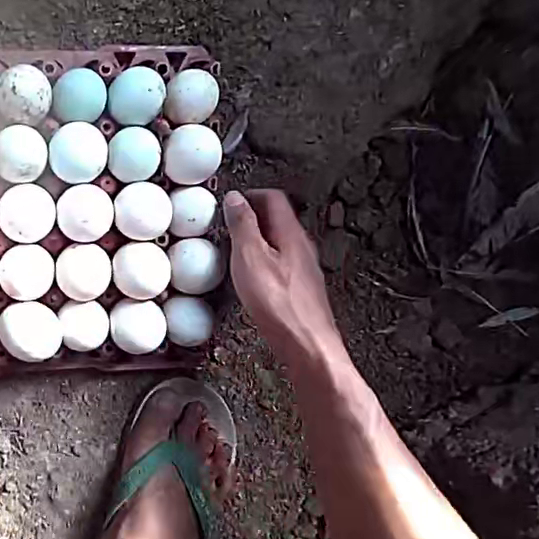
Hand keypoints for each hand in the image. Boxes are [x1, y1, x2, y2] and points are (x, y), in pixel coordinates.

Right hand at [223, 190, 342, 368]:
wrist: (306, 344)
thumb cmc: (281, 304)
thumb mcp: (250, 257)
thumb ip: (242, 225)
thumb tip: (235, 199)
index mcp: (292, 234)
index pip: (274, 198)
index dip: (251, 194)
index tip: (232, 201)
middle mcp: (302, 248)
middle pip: (279, 219)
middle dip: (253, 216)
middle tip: (231, 221)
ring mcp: (304, 270)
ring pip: (280, 243)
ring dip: (258, 240)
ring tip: (237, 247)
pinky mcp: (300, 290)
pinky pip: (281, 264)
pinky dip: (263, 261)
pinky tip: (252, 277)